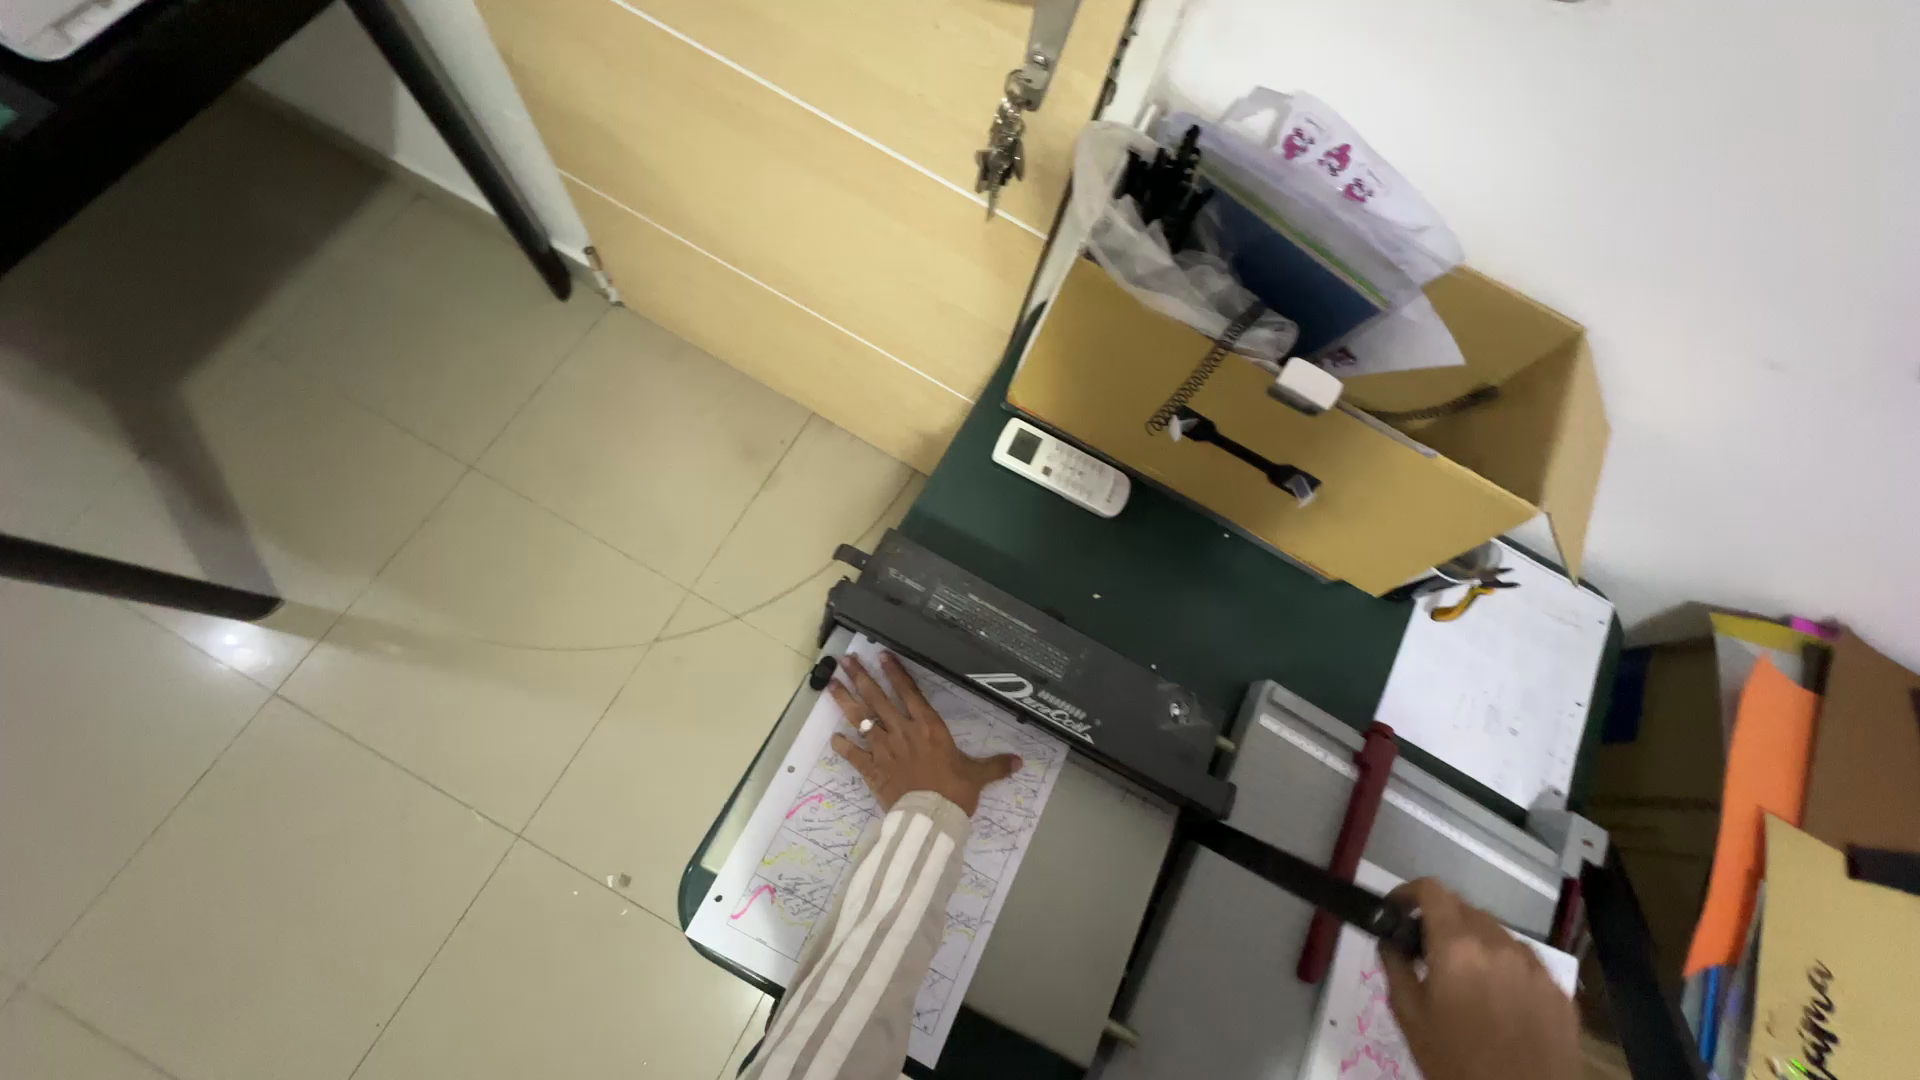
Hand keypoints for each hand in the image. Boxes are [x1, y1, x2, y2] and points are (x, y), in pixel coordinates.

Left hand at [827, 652, 1022, 815]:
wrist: (931, 820)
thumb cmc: (955, 793)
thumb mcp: (978, 776)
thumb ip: (995, 766)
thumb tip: (1019, 762)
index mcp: (929, 727)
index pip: (910, 692)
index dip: (895, 672)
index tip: (882, 655)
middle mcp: (903, 731)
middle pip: (878, 698)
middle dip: (861, 677)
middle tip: (846, 660)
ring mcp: (885, 749)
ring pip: (861, 719)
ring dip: (845, 701)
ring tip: (831, 684)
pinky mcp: (872, 770)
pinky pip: (855, 755)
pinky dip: (844, 746)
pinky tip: (833, 737)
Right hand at [1379, 879, 1579, 1079]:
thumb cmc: (1456, 1063)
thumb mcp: (1408, 1014)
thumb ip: (1394, 965)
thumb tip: (1391, 940)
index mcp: (1457, 947)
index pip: (1432, 890)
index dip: (1409, 892)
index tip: (1398, 912)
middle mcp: (1499, 945)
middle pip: (1464, 908)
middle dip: (1440, 918)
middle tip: (1426, 948)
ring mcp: (1535, 968)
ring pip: (1497, 932)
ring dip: (1473, 939)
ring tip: (1464, 974)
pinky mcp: (1560, 993)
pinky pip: (1525, 959)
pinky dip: (1504, 963)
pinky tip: (1498, 995)